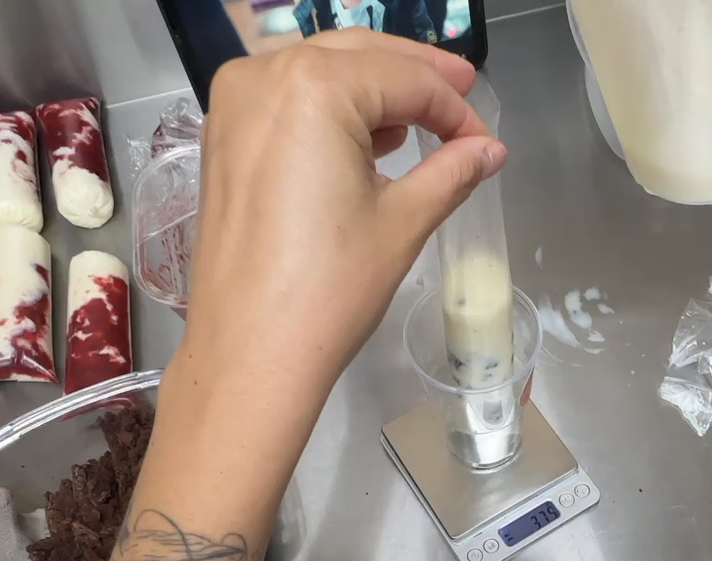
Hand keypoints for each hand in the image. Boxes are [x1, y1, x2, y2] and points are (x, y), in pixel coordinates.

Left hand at [180, 29, 505, 398]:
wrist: (253, 352)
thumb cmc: (331, 290)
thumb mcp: (403, 224)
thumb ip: (451, 173)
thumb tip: (490, 150)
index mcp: (314, 86)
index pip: (404, 79)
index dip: (455, 109)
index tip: (485, 143)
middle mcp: (263, 76)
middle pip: (358, 57)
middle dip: (415, 77)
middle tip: (463, 92)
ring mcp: (233, 107)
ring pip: (317, 74)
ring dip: (371, 90)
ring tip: (416, 124)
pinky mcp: (222, 142)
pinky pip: (285, 104)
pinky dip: (329, 111)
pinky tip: (361, 142)